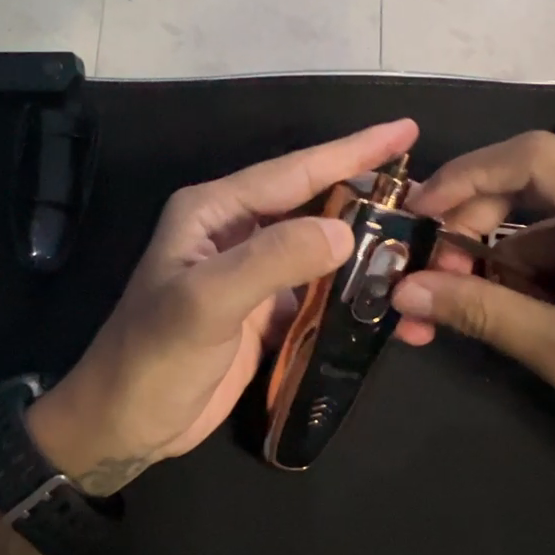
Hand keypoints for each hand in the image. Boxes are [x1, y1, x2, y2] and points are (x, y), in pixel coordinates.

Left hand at [28, 120, 420, 494]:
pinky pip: (316, 298)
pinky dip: (350, 302)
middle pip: (312, 206)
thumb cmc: (153, 357)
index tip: (407, 130)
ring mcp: (249, 277)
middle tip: (430, 200)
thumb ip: (272, 261)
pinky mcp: (261, 317)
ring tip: (424, 254)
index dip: (351, 151)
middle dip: (368, 201)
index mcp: (213, 213)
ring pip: (319, 254)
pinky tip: (389, 310)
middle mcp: (233, 235)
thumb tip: (345, 230)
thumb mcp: (206, 302)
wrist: (123, 424)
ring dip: (366, 257)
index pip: (293, 172)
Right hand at [391, 132, 554, 492]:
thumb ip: (485, 314)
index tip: (413, 214)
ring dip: (490, 267)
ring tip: (445, 313)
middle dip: (472, 232)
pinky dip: (520, 280)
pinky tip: (494, 315)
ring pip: (538, 224)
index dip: (465, 178)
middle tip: (426, 282)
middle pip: (532, 186)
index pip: (538, 157)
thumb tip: (402, 290)